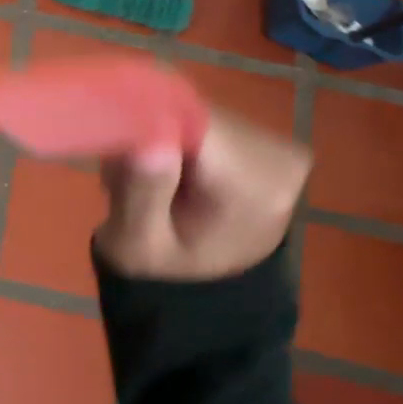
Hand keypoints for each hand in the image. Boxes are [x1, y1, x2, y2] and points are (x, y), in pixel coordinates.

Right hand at [94, 110, 311, 281]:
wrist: (204, 287)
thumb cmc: (164, 264)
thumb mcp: (136, 243)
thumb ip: (142, 193)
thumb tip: (149, 140)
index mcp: (255, 189)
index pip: (196, 126)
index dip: (148, 130)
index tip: (120, 162)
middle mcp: (281, 160)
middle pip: (197, 119)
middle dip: (154, 138)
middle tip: (126, 179)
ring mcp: (280, 149)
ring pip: (199, 116)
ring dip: (163, 138)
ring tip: (147, 181)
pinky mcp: (270, 143)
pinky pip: (209, 121)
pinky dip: (180, 140)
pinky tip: (172, 174)